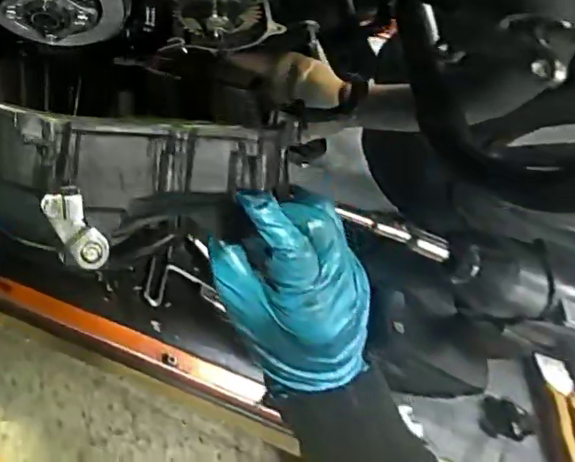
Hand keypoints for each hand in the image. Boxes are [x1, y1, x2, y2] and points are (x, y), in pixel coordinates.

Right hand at [209, 190, 369, 393]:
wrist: (323, 376)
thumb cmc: (281, 346)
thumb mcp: (243, 309)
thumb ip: (229, 267)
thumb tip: (221, 233)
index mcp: (305, 291)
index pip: (292, 239)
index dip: (266, 212)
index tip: (247, 198)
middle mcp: (334, 277)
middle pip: (318, 219)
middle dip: (284, 204)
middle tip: (261, 208)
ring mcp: (349, 272)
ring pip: (330, 219)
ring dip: (299, 209)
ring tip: (277, 217)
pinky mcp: (353, 269)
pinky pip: (333, 232)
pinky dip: (309, 225)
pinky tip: (291, 238)